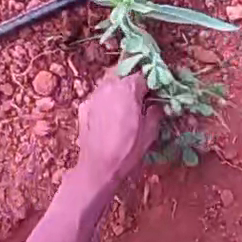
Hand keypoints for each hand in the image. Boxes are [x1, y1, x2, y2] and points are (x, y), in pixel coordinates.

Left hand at [74, 70, 159, 186]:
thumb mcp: (150, 132)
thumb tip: (158, 105)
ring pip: (110, 85)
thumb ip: (156, 112)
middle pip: (125, 76)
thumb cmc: (127, 149)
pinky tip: (111, 117)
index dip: (152, 84)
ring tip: (127, 107)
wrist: (98, 166)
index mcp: (128, 88)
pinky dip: (107, 102)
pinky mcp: (84, 107)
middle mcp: (109, 86)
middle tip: (142, 99)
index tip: (157, 94)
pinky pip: (99, 97)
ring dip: (120, 91)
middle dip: (134, 85)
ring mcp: (94, 95)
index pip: (144, 75)